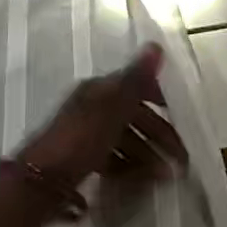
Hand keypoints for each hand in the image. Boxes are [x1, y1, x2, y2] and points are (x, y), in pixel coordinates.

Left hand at [18, 44, 183, 185]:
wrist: (44, 179)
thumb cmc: (82, 139)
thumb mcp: (112, 108)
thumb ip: (135, 80)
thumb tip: (155, 45)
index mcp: (98, 91)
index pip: (134, 85)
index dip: (158, 98)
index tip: (180, 116)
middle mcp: (91, 108)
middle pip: (132, 116)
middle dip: (158, 135)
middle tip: (181, 160)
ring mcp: (85, 134)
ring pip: (123, 139)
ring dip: (147, 154)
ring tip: (165, 176)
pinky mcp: (81, 158)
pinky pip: (111, 157)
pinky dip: (128, 167)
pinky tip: (141, 181)